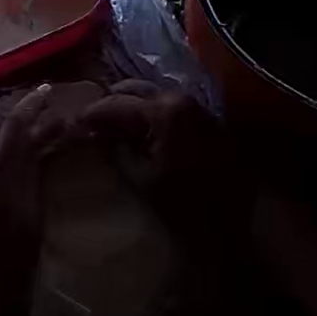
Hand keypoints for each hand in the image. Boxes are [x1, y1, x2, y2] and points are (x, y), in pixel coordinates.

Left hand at [0, 83, 63, 306]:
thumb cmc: (6, 259)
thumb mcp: (31, 216)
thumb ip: (35, 177)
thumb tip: (42, 148)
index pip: (16, 123)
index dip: (33, 105)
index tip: (48, 92)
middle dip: (18, 116)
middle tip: (39, 114)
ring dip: (0, 128)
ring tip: (20, 128)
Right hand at [79, 80, 249, 247]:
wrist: (244, 225)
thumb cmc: (187, 204)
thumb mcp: (140, 178)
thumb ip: (115, 148)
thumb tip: (95, 132)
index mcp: (163, 110)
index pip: (113, 103)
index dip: (90, 114)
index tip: (72, 123)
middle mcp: (180, 98)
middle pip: (132, 89)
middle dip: (108, 103)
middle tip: (89, 122)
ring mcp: (196, 106)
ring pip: (150, 94)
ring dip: (128, 105)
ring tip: (109, 124)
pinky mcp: (204, 119)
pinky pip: (167, 106)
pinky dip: (148, 112)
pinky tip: (136, 129)